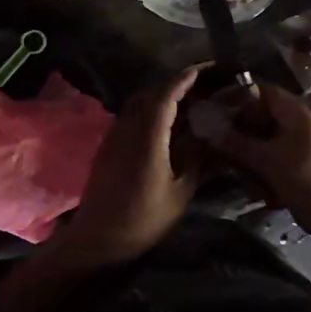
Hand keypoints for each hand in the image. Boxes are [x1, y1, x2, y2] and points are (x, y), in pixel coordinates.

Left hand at [47, 66, 207, 269]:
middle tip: (201, 85)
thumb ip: (196, 162)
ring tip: (185, 101)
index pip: (166, 95)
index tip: (205, 69)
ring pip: (137, 103)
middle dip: (175, 84)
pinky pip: (130, 116)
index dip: (185, 79)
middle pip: (150, 94)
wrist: (97, 242)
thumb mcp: (179, 194)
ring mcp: (114, 137)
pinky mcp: (108, 148)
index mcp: (147, 138)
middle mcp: (127, 129)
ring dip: (160, 96)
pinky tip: (164, 124)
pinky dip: (149, 110)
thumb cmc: (143, 220)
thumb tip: (213, 139)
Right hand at [200, 83, 310, 239]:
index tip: (208, 110)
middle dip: (237, 136)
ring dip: (249, 162)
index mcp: (292, 112)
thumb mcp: (269, 160)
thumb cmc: (310, 178)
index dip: (233, 96)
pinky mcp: (295, 169)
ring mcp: (295, 147)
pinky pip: (270, 165)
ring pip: (260, 145)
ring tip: (249, 180)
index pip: (257, 91)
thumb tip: (203, 121)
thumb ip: (236, 141)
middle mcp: (293, 124)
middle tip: (218, 153)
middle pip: (255, 119)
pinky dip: (263, 177)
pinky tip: (263, 194)